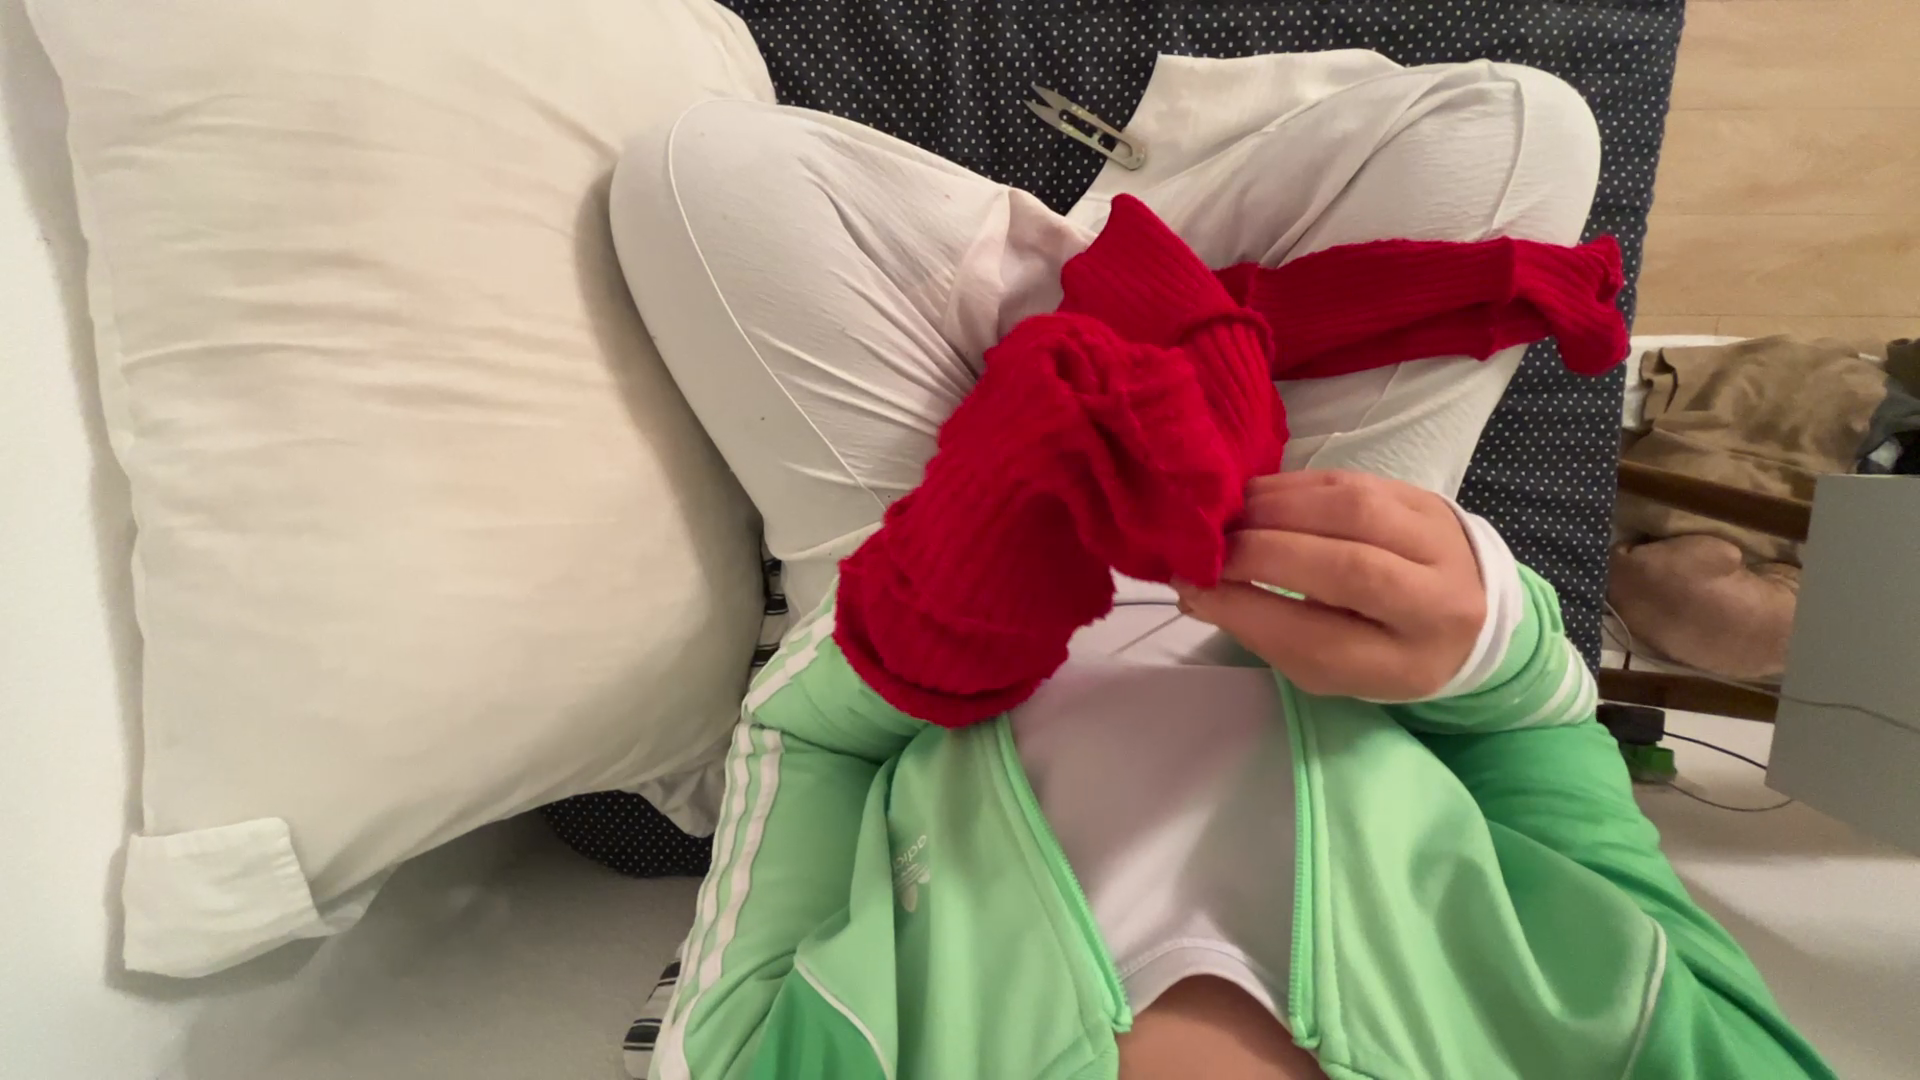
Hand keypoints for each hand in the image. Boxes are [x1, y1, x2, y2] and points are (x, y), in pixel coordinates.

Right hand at [1173, 470, 1485, 700]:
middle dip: (1259, 553)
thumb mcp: (1322, 663)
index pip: (1318, 640)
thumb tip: (1191, 589)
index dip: (1245, 608)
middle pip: (1347, 570)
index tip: (1192, 588)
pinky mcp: (1422, 496)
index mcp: (1405, 666)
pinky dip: (1289, 487)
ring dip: (1273, 511)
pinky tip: (1255, 498)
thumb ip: (1259, 627)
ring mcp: (1439, 541)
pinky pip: (1348, 480)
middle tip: (1208, 550)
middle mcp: (1439, 604)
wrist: (1459, 607)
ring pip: (1352, 511)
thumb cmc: (1374, 644)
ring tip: (1229, 520)